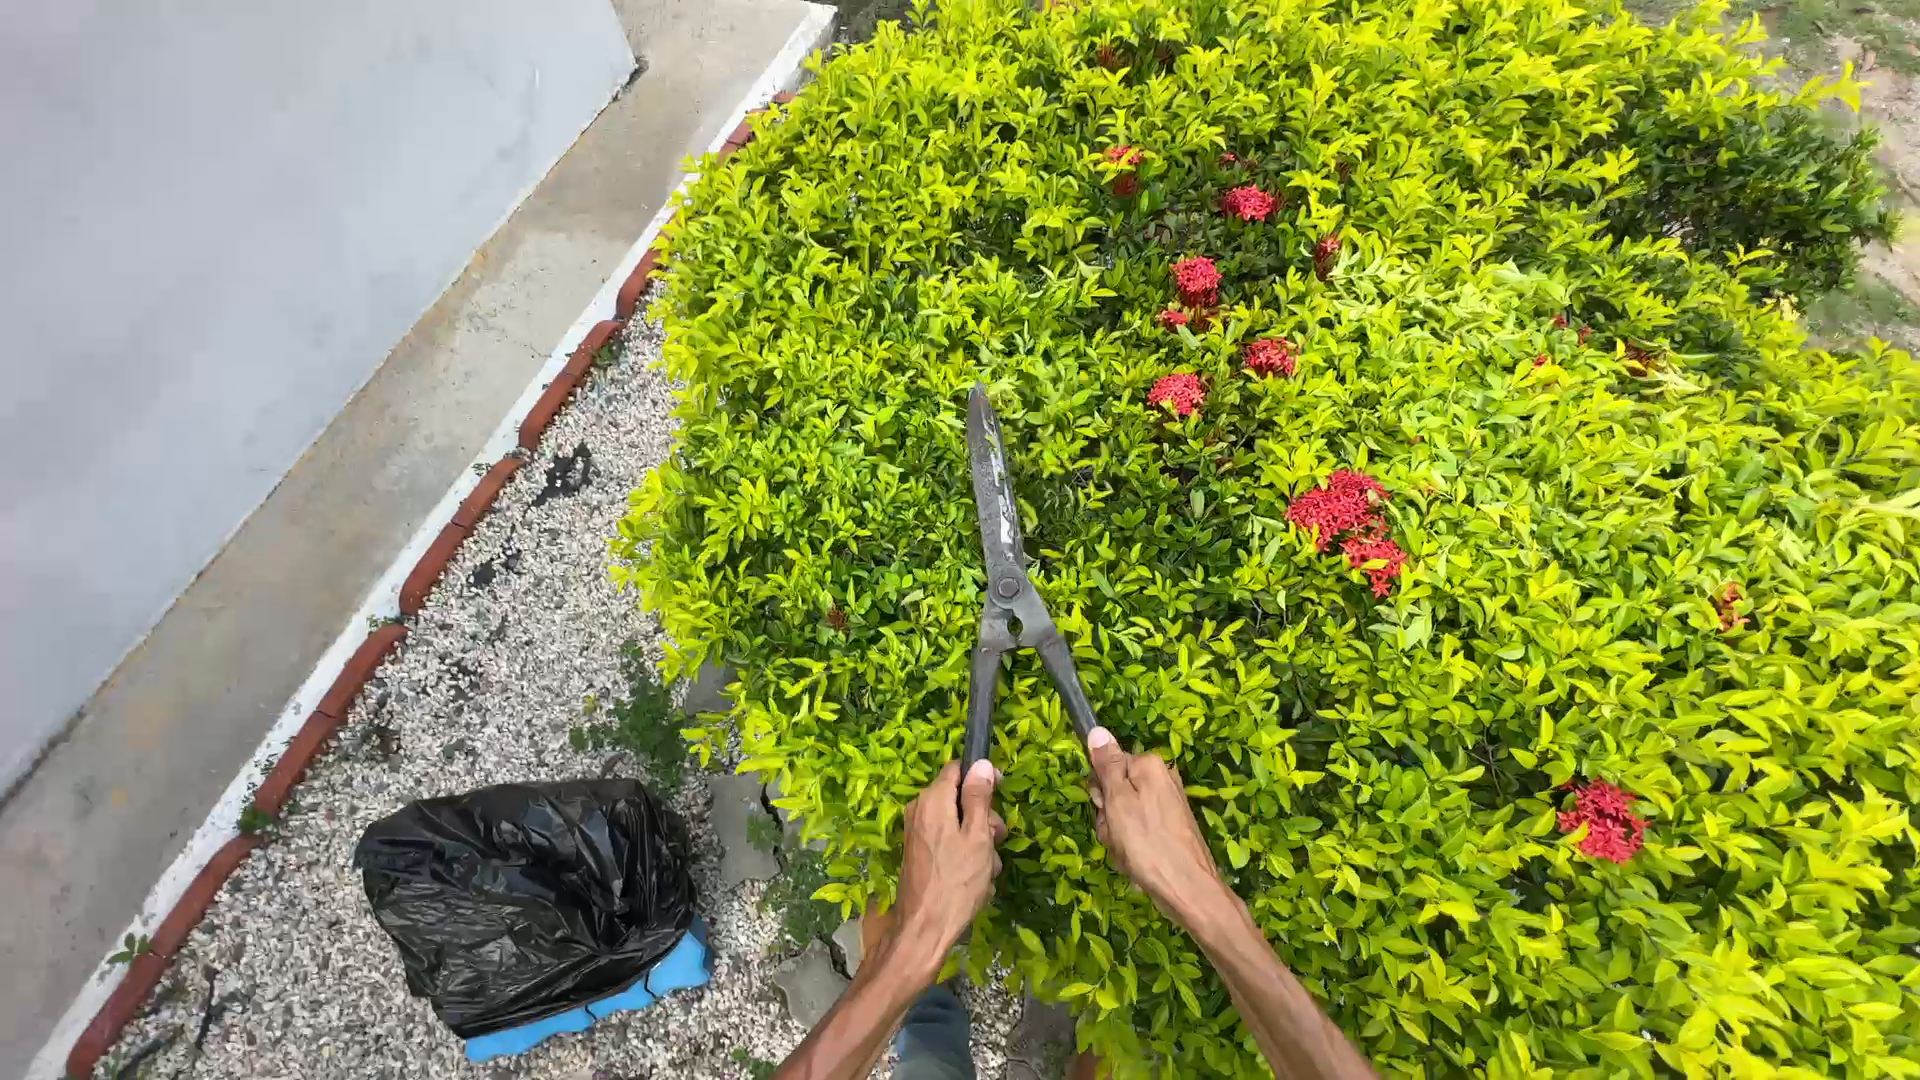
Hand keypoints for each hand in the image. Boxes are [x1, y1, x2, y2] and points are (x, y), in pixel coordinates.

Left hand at [892, 760, 1005, 967]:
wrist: (924, 930)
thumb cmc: (956, 881)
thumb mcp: (977, 835)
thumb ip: (979, 797)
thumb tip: (980, 763)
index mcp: (932, 799)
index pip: (958, 768)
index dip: (981, 776)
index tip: (1001, 790)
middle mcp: (920, 809)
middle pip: (959, 797)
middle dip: (984, 816)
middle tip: (997, 840)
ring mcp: (917, 832)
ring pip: (958, 823)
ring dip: (978, 841)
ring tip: (987, 869)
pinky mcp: (920, 853)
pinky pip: (948, 842)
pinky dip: (965, 855)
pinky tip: (976, 879)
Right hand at [1086, 727, 1232, 927]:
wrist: (1189, 890)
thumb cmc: (1148, 844)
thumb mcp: (1118, 801)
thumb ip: (1106, 766)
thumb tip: (1096, 729)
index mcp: (1149, 765)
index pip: (1106, 765)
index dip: (1100, 790)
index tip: (1105, 810)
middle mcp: (1162, 778)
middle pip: (1116, 790)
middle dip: (1109, 816)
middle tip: (1117, 836)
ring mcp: (1168, 804)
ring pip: (1124, 814)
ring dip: (1118, 836)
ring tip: (1128, 854)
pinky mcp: (1170, 827)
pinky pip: (1139, 830)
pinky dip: (1133, 847)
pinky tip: (1137, 863)